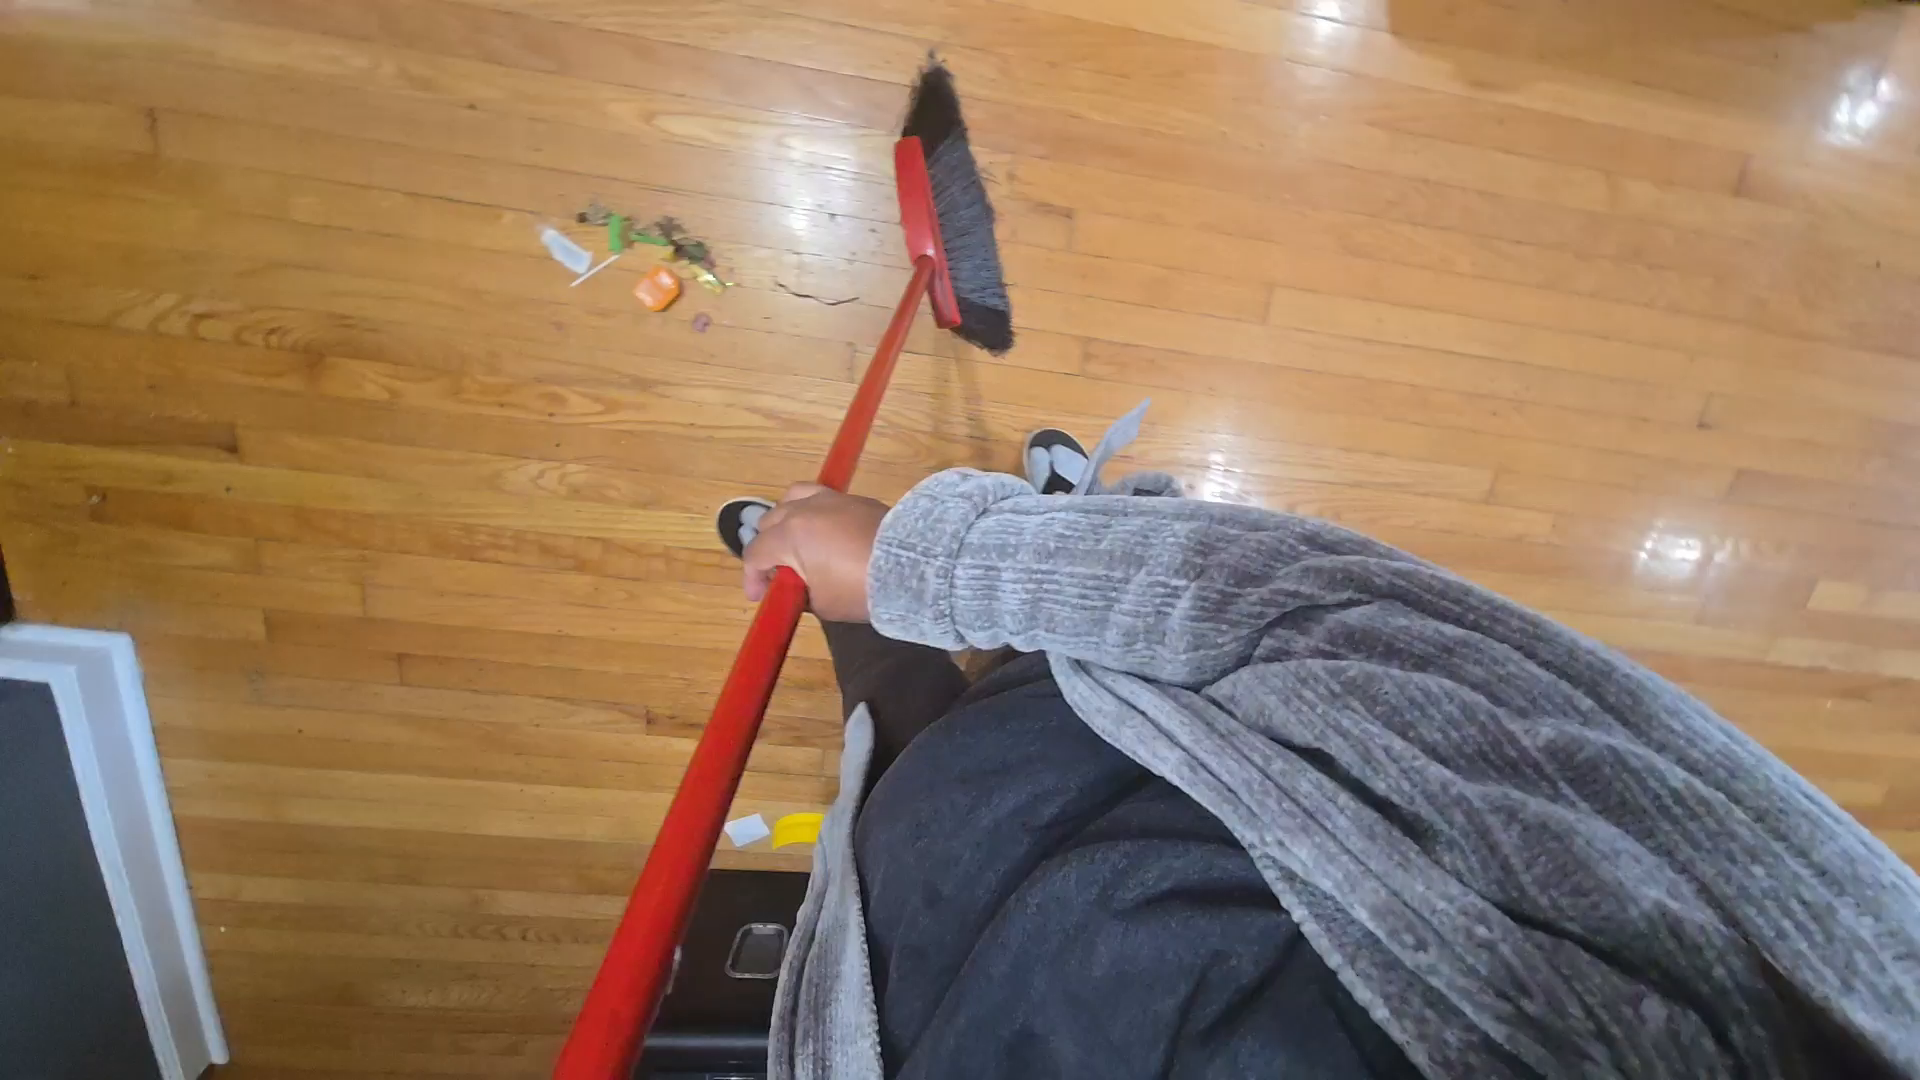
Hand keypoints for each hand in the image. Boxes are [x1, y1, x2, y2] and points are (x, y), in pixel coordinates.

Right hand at [742, 483, 889, 621]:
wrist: (912, 566)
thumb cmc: (861, 589)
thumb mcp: (823, 604)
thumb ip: (801, 591)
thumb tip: (798, 585)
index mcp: (789, 535)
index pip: (756, 553)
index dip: (753, 578)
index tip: (761, 597)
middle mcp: (805, 509)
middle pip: (770, 521)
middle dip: (768, 548)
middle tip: (781, 573)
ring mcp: (832, 499)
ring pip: (794, 498)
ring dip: (787, 520)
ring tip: (798, 542)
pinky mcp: (857, 499)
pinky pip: (823, 499)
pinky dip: (816, 515)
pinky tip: (828, 535)